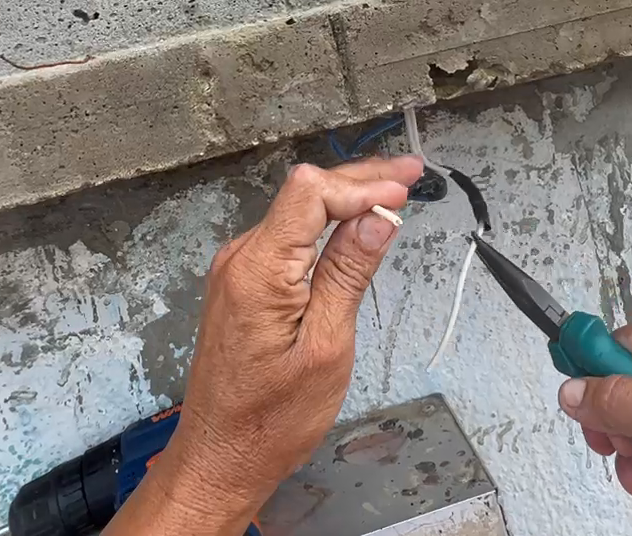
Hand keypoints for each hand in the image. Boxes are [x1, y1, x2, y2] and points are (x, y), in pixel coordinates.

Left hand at [107, 156, 421, 534]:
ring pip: (299, 208)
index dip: (360, 185)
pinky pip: (290, 232)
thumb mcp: (326, 347)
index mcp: (258, 269)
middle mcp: (242, 256)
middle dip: (362, 179)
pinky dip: (327, 220)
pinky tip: (356, 218)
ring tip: (394, 186)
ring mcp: (239, 265)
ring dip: (347, 195)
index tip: (402, 191)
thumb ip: (349, 273)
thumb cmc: (272, 419)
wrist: (220, 457)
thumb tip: (378, 217)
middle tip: (411, 172)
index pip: (310, 192)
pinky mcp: (244, 278)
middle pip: (306, 192)